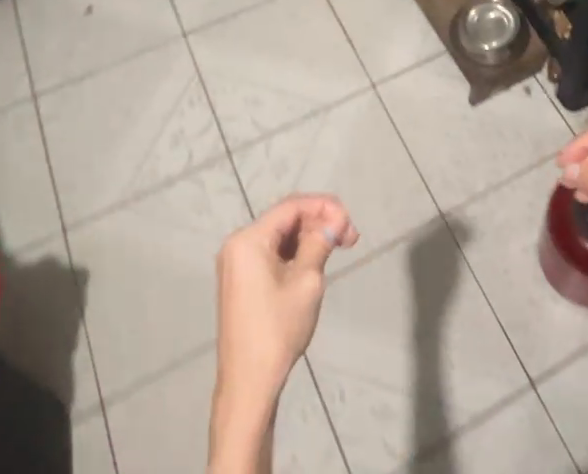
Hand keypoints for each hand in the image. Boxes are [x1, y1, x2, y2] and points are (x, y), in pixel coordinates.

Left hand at [214, 194, 359, 403]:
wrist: (249, 381)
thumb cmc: (278, 328)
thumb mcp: (307, 281)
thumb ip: (320, 242)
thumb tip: (336, 219)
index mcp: (248, 240)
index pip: (292, 206)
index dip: (325, 207)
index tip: (351, 223)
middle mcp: (237, 245)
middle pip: (285, 219)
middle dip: (319, 222)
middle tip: (351, 238)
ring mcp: (236, 264)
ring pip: (280, 236)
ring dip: (310, 237)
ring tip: (339, 248)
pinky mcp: (241, 280)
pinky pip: (271, 254)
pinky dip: (295, 253)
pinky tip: (317, 261)